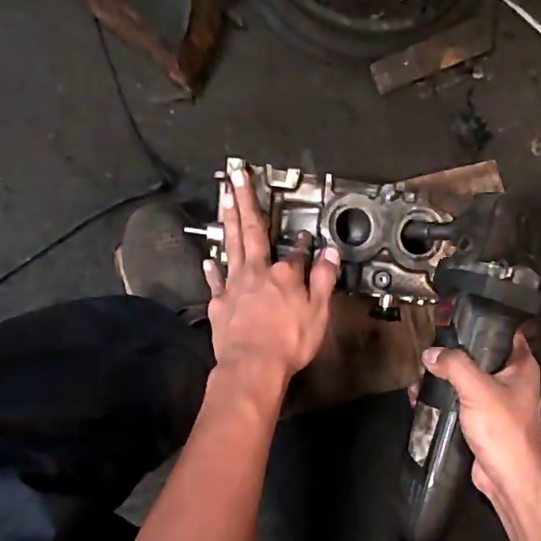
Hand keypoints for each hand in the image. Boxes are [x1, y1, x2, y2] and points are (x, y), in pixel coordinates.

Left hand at [204, 161, 340, 389]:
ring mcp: (235, 286)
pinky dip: (213, 268)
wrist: (252, 365)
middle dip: (245, 201)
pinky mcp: (220, 304)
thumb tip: (331, 252)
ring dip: (227, 220)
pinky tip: (210, 258)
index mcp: (285, 275)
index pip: (296, 251)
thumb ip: (324, 279)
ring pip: (231, 246)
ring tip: (222, 196)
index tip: (305, 232)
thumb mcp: (318, 312)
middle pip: (252, 231)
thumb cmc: (290, 341)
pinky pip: (216, 280)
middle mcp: (257, 273)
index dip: (302, 241)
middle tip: (235, 175)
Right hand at [420, 332, 540, 503]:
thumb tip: (430, 353)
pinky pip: (461, 404)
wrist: (509, 478)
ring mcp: (498, 404)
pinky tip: (420, 398)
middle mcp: (513, 381)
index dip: (482, 324)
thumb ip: (454, 365)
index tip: (455, 320)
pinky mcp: (484, 423)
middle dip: (454, 355)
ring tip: (418, 375)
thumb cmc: (502, 428)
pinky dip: (444, 401)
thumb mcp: (477, 389)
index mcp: (522, 367)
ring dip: (445, 379)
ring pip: (468, 382)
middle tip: (428, 350)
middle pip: (481, 358)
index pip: (505, 334)